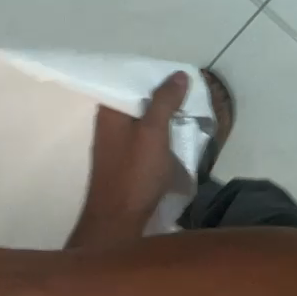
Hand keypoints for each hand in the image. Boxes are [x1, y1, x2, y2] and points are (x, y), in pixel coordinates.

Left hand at [66, 71, 190, 249]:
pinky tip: (175, 138)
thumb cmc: (134, 173)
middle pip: (137, 98)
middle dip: (161, 96)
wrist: (117, 222)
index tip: (179, 74)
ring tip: (187, 113)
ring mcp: (114, 140)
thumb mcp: (154, 132)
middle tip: (188, 94)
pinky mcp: (123, 158)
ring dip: (162, 116)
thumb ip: (164, 101)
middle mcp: (108, 119)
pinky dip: (158, 134)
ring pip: (141, 118)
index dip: (154, 74)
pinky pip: (142, 136)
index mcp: (109, 107)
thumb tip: (178, 74)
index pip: (130, 78)